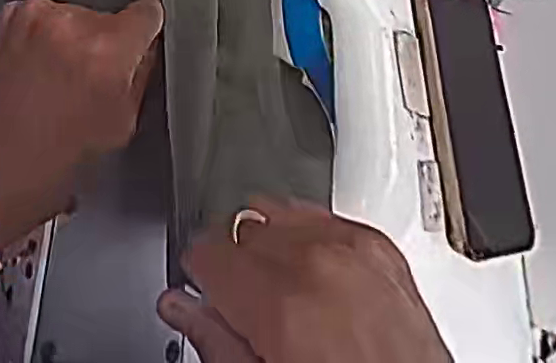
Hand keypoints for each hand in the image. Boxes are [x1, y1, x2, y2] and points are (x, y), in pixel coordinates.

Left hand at [0, 0, 162, 245]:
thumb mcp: (122, 122)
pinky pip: (43, 15)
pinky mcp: (12, 17)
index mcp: (108, 50)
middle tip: (92, 78)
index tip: (144, 33)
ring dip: (73, 37)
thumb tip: (146, 46)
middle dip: (106, 41)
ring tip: (59, 77)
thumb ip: (141, 73)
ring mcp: (37, 18)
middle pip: (108, 15)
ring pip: (75, 14)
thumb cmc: (53, 159)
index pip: (147, 11)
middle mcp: (71, 25)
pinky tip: (38, 67)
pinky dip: (44, 34)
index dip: (148, 27)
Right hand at [158, 199, 452, 361]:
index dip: (198, 271)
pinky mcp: (376, 243)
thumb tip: (179, 305)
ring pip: (277, 212)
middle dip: (236, 263)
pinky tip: (311, 271)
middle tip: (245, 301)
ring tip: (281, 285)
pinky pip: (318, 215)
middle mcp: (314, 264)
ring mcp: (349, 247)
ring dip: (270, 242)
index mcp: (282, 307)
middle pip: (241, 229)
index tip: (200, 283)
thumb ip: (218, 342)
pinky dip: (307, 236)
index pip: (208, 251)